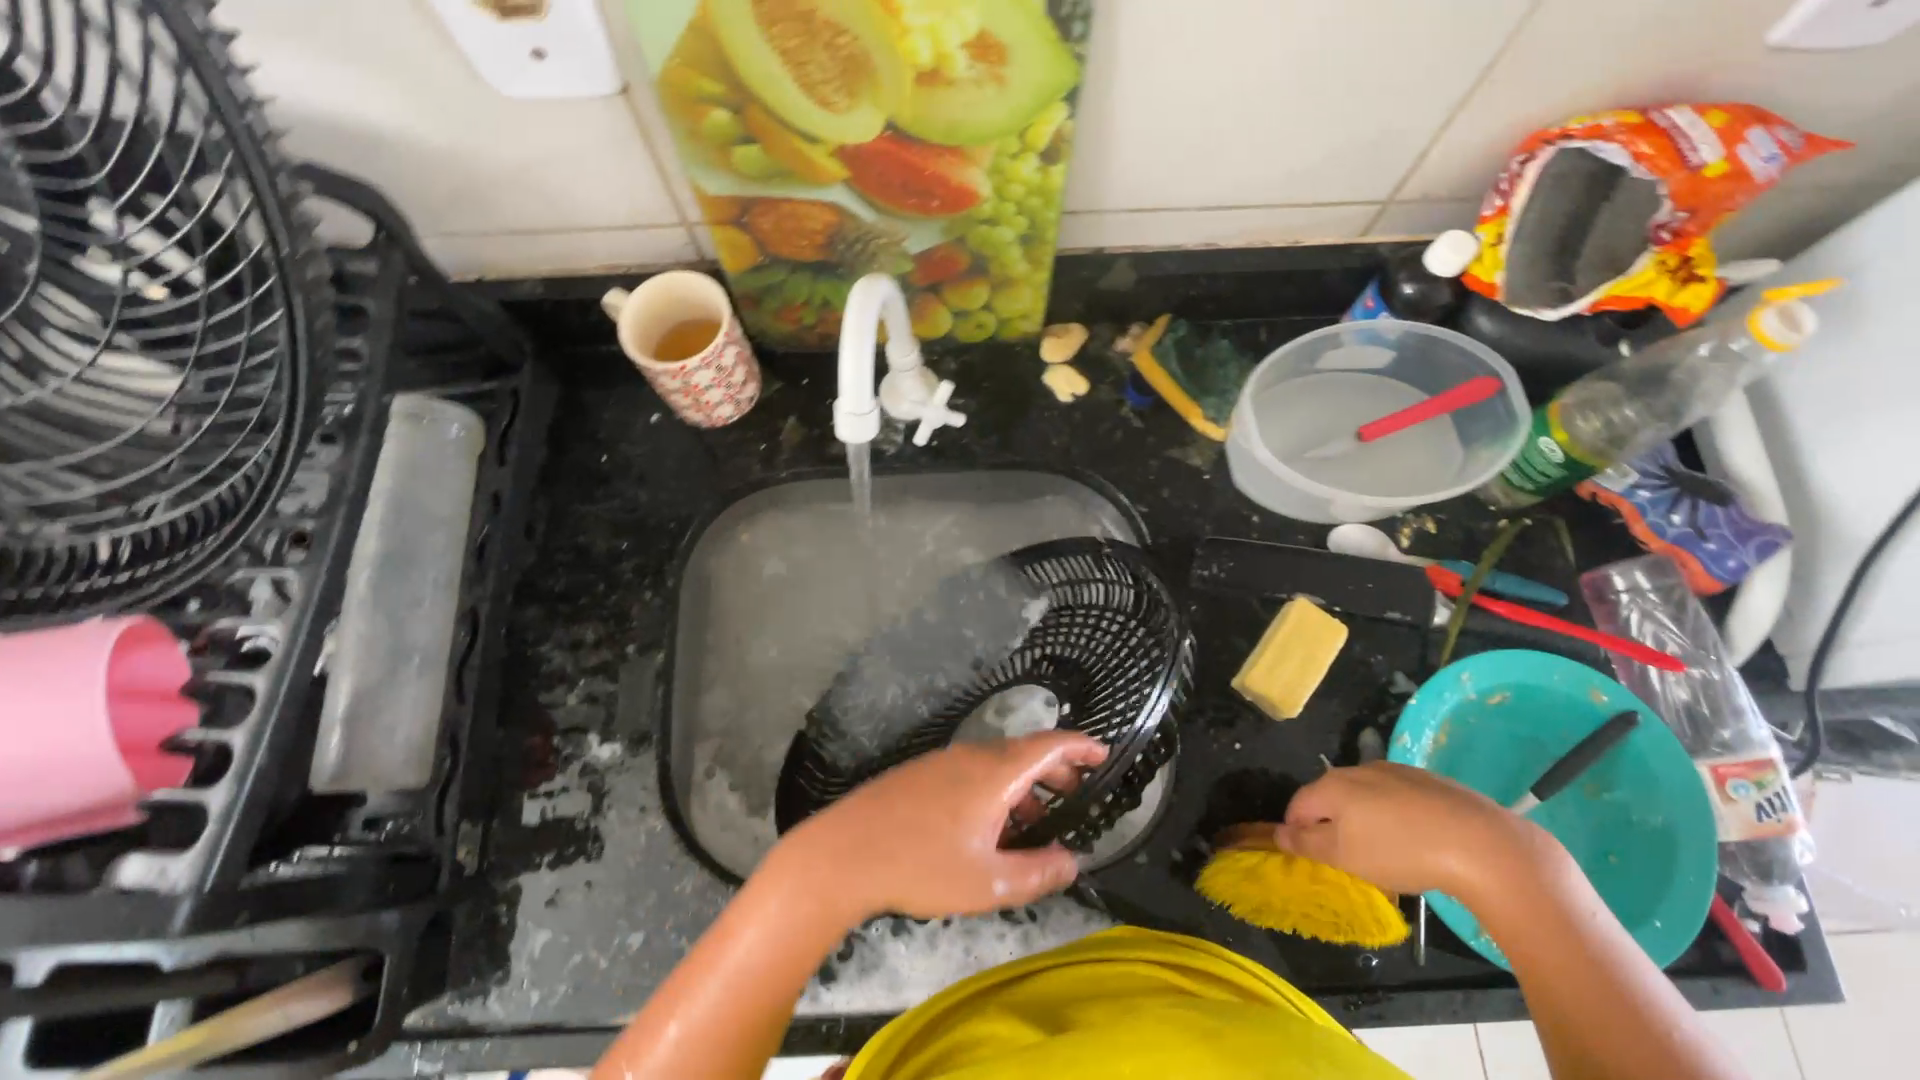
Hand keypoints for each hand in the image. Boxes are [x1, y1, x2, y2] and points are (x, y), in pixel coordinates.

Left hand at [770, 731, 1107, 921]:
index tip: (1105, 753)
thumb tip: (1072, 862)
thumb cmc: (921, 866)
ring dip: (1023, 786)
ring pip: (995, 764)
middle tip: (1078, 795)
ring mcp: (940, 763)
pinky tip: (987, 826)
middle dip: (1056, 771)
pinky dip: (994, 790)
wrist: (841, 854)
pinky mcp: (917, 775)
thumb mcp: (989, 882)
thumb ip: (1039, 873)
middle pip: (1024, 752)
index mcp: (995, 773)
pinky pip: (970, 772)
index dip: (1082, 746)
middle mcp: (970, 756)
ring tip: (1036, 821)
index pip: (1050, 744)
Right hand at [1215, 762, 1555, 900]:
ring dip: (1364, 820)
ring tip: (1384, 852)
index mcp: (1333, 785)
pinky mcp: (1431, 782)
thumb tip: (1277, 832)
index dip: (1295, 831)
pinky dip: (1396, 818)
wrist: (1481, 845)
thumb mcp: (1343, 856)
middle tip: (1347, 858)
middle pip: (1331, 797)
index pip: (1298, 805)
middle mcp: (1361, 770)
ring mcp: (1399, 772)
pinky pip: (1399, 799)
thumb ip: (1305, 843)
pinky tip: (1416, 841)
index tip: (1310, 857)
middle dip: (1330, 824)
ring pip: (1366, 796)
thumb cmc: (1400, 851)